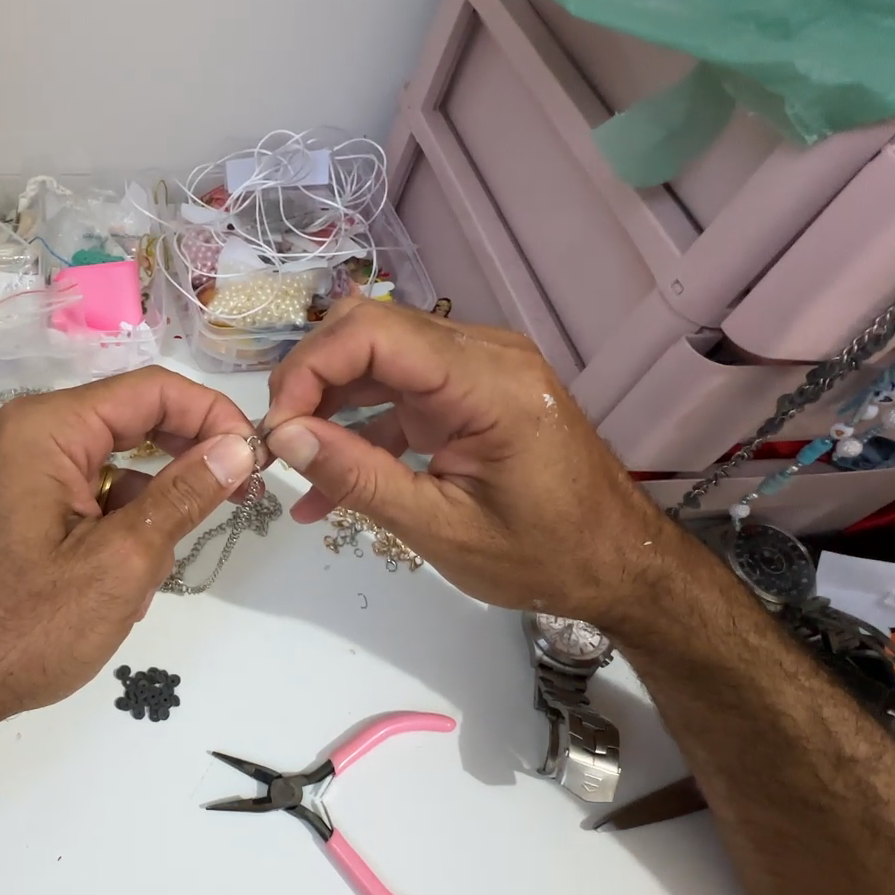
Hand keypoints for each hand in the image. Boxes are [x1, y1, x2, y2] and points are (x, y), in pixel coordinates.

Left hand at [0, 368, 257, 753]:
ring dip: (150, 517)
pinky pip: (94, 500)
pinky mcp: (28, 507)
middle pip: (136, 424)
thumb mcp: (121, 562)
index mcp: (49, 429)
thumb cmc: (26, 629)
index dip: (212, 415)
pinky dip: (121, 535)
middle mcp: (34, 436)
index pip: (152, 390)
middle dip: (185, 466)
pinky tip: (120, 590)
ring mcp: (27, 473)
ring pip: (121, 470)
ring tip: (146, 580)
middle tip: (236, 502)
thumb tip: (239, 447)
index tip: (257, 458)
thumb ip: (184, 497)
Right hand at [260, 298, 680, 629]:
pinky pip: (397, 389)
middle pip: (369, 330)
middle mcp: (485, 354)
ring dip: (325, 401)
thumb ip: (357, 479)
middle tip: (278, 443)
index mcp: (488, 384)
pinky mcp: (469, 390)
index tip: (276, 431)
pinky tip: (328, 478)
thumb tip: (283, 437)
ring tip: (294, 460)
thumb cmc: (541, 557)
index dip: (309, 370)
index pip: (374, 333)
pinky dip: (357, 424)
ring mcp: (478, 367)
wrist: (618, 564)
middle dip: (309, 380)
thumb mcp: (439, 530)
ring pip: (375, 355)